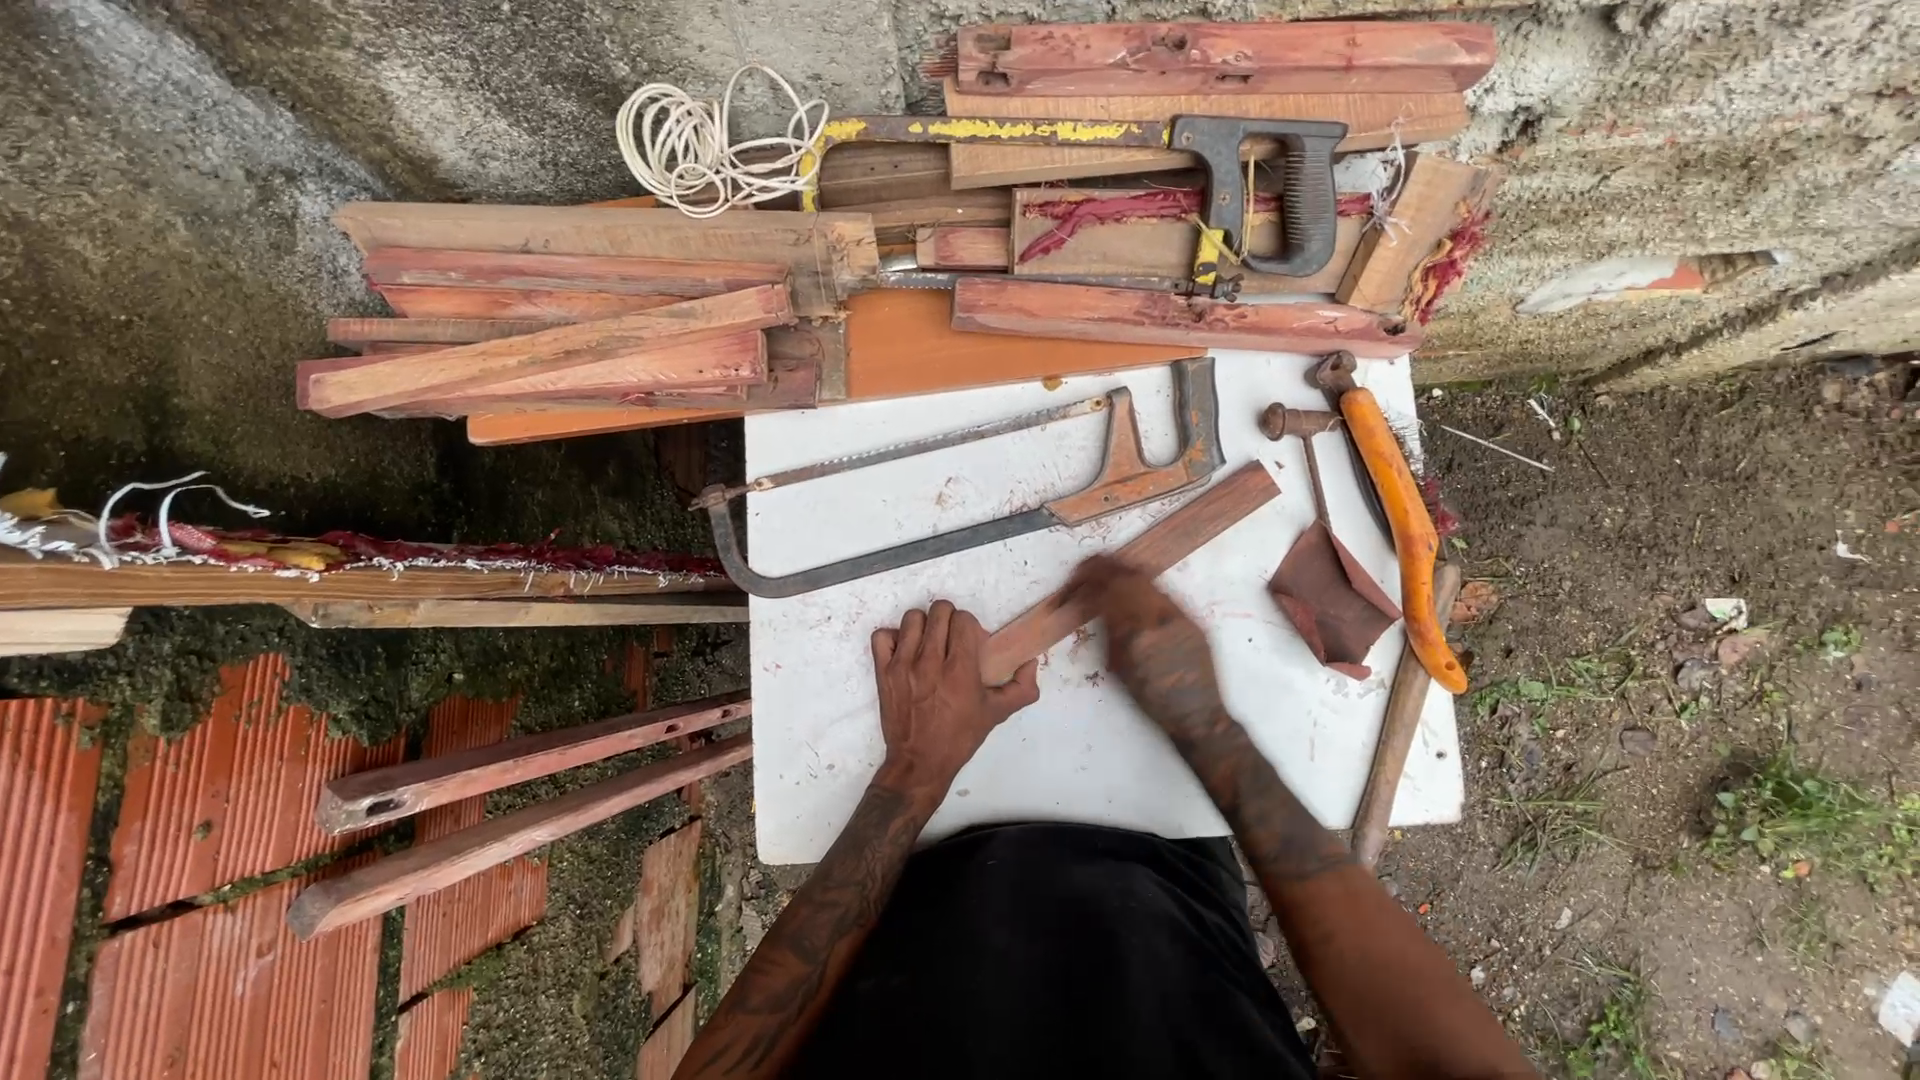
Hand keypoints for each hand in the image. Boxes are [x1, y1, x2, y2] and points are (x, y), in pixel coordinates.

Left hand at [870, 600, 1039, 799]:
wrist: (919, 762)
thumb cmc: (959, 738)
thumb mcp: (997, 714)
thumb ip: (1021, 688)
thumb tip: (1031, 662)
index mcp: (960, 670)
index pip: (963, 620)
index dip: (970, 626)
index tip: (971, 642)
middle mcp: (930, 662)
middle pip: (939, 611)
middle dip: (950, 620)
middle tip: (952, 638)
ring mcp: (903, 665)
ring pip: (913, 619)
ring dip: (924, 626)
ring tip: (929, 643)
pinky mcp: (883, 672)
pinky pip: (883, 636)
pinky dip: (893, 638)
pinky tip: (905, 650)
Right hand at [1066, 555, 1227, 743]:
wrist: (1197, 714)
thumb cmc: (1152, 700)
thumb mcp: (1119, 669)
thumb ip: (1109, 634)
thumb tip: (1097, 607)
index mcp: (1135, 635)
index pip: (1106, 594)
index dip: (1087, 581)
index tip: (1076, 578)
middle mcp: (1159, 619)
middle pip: (1127, 577)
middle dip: (1103, 566)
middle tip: (1087, 565)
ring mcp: (1179, 616)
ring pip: (1148, 580)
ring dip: (1124, 569)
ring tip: (1108, 568)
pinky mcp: (1192, 618)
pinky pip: (1164, 592)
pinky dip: (1144, 584)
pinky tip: (1134, 584)